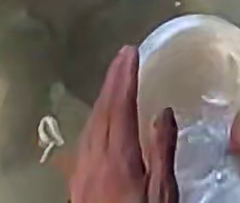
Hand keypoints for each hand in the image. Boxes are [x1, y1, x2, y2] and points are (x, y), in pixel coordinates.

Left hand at [70, 46, 177, 202]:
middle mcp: (93, 162)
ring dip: (102, 98)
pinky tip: (99, 121)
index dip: (125, 76)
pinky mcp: (76, 190)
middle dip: (112, 80)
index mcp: (117, 160)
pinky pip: (84, 143)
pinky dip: (94, 120)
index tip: (131, 52)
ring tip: (114, 79)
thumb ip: (163, 153)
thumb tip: (163, 112)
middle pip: (101, 111)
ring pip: (89, 125)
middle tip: (124, 55)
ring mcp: (81, 177)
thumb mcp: (164, 197)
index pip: (119, 106)